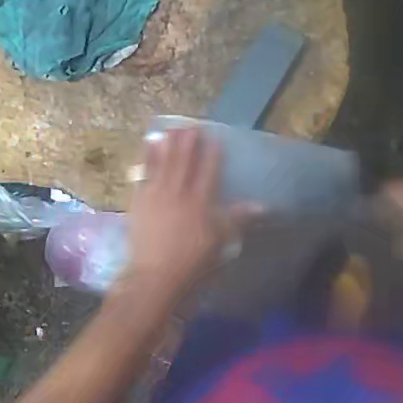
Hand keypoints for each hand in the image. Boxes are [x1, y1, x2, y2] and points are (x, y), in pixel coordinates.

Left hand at [121, 128, 240, 302]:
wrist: (156, 275)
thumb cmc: (192, 262)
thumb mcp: (221, 241)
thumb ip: (239, 219)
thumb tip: (264, 206)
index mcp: (201, 201)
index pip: (209, 171)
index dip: (212, 154)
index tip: (214, 138)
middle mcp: (178, 192)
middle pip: (184, 161)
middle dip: (188, 142)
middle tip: (191, 126)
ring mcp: (156, 194)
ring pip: (163, 162)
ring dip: (168, 144)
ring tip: (171, 129)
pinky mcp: (139, 200)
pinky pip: (143, 172)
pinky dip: (147, 158)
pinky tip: (149, 147)